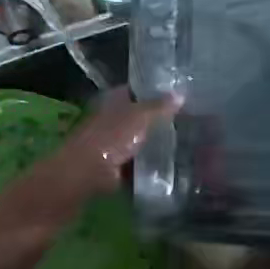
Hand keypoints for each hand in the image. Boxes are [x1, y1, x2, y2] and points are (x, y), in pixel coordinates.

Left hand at [27, 88, 180, 200]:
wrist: (80, 178)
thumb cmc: (108, 140)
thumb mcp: (138, 118)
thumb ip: (159, 107)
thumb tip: (180, 94)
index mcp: (113, 102)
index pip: (136, 90)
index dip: (154, 90)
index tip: (180, 94)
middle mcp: (110, 121)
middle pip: (137, 117)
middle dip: (158, 120)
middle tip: (188, 121)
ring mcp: (109, 146)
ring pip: (136, 142)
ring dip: (153, 145)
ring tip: (184, 145)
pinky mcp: (110, 170)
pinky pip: (134, 165)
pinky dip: (147, 168)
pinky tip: (168, 169)